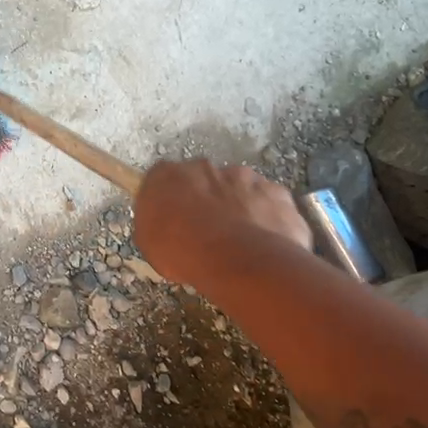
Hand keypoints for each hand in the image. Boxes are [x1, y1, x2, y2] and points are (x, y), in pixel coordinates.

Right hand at [133, 160, 311, 286]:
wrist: (238, 260)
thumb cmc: (182, 251)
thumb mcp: (150, 244)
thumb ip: (156, 224)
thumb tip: (165, 226)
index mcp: (166, 176)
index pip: (161, 181)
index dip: (168, 201)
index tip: (171, 221)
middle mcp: (203, 168)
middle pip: (203, 181)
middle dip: (205, 200)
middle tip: (206, 232)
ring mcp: (244, 177)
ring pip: (238, 189)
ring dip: (237, 206)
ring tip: (239, 241)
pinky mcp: (277, 192)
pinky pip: (269, 203)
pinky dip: (267, 217)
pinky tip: (265, 242)